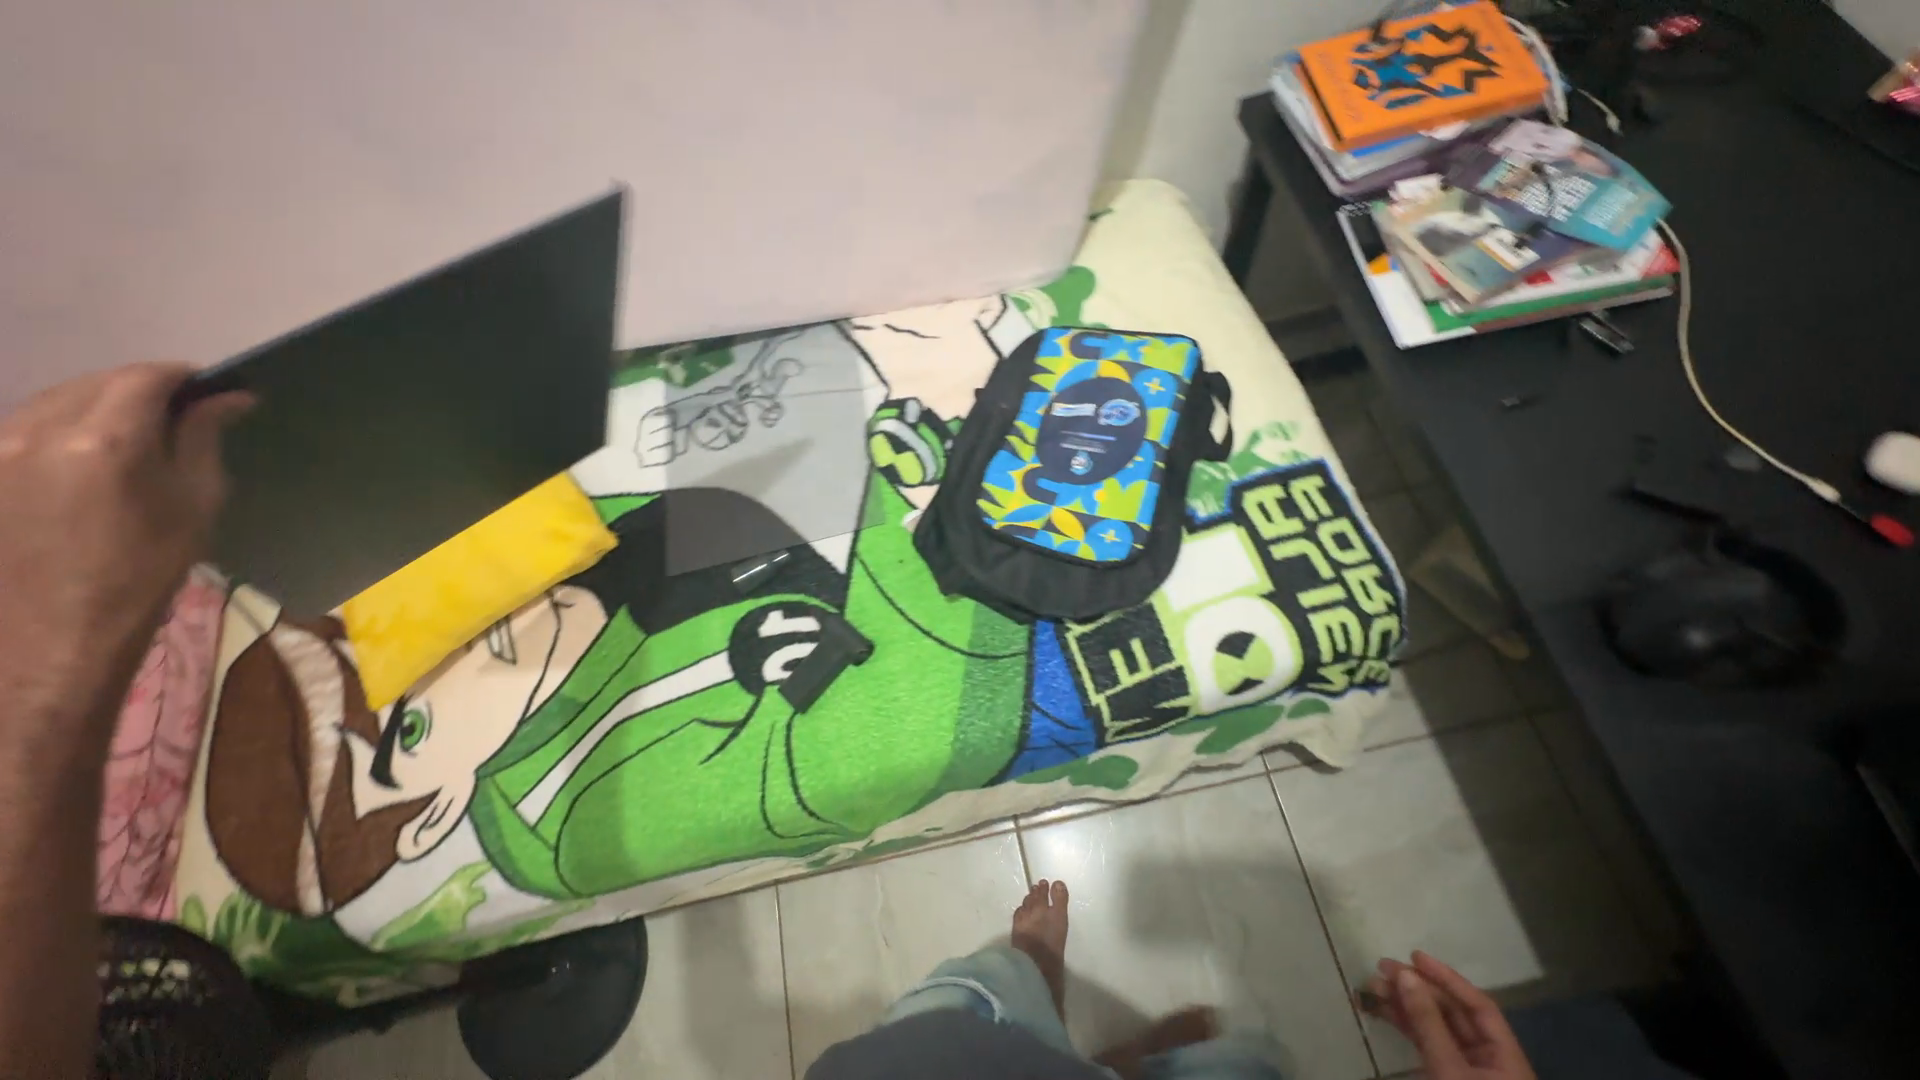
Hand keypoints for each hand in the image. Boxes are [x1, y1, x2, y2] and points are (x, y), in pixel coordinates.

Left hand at [0, 363, 250, 724]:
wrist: (55, 629)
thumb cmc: (145, 569)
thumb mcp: (195, 502)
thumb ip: (202, 439)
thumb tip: (226, 398)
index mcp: (106, 439)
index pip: (144, 377)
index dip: (181, 376)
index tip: (210, 389)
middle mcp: (38, 429)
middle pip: (94, 381)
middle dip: (138, 387)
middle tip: (178, 412)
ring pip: (53, 398)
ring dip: (96, 404)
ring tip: (130, 434)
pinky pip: (24, 425)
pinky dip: (61, 425)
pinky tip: (84, 456)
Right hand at [1361, 951, 1536, 1079]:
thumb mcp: (1450, 1071)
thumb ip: (1428, 1024)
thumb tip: (1406, 975)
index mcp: (1507, 1059)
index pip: (1479, 1007)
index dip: (1447, 979)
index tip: (1413, 956)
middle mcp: (1490, 1062)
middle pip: (1454, 1015)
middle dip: (1418, 990)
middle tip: (1381, 969)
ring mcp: (1468, 1073)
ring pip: (1436, 1029)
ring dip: (1405, 1006)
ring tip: (1372, 988)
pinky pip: (1427, 1046)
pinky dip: (1406, 1028)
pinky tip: (1383, 1014)